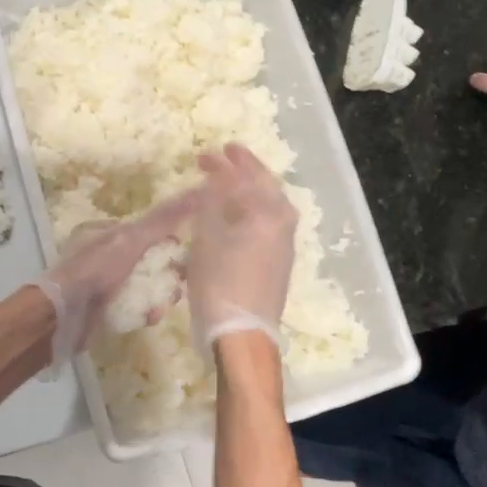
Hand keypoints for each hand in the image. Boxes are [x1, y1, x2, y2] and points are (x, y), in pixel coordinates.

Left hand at [34, 189, 201, 359]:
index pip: (141, 229)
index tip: (184, 250)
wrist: (63, 314)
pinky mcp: (102, 310)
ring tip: (168, 302)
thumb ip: (164, 218)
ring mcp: (100, 285)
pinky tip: (151, 317)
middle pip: (144, 260)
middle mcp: (99, 256)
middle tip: (181, 280)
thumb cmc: (96, 269)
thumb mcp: (132, 238)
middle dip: (165, 270)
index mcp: (101, 232)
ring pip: (140, 286)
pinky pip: (131, 308)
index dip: (165, 238)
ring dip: (158, 293)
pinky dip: (144, 311)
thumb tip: (200, 190)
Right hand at [185, 144, 297, 349]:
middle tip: (223, 157)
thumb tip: (214, 181)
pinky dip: (249, 212)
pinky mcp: (276, 265)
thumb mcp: (207, 238)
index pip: (246, 176)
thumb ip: (212, 204)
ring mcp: (282, 247)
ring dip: (247, 191)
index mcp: (268, 214)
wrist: (241, 333)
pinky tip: (233, 217)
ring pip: (267, 207)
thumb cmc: (220, 282)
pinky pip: (264, 225)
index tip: (204, 153)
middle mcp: (282, 226)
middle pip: (265, 188)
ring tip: (227, 184)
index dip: (224, 163)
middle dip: (243, 171)